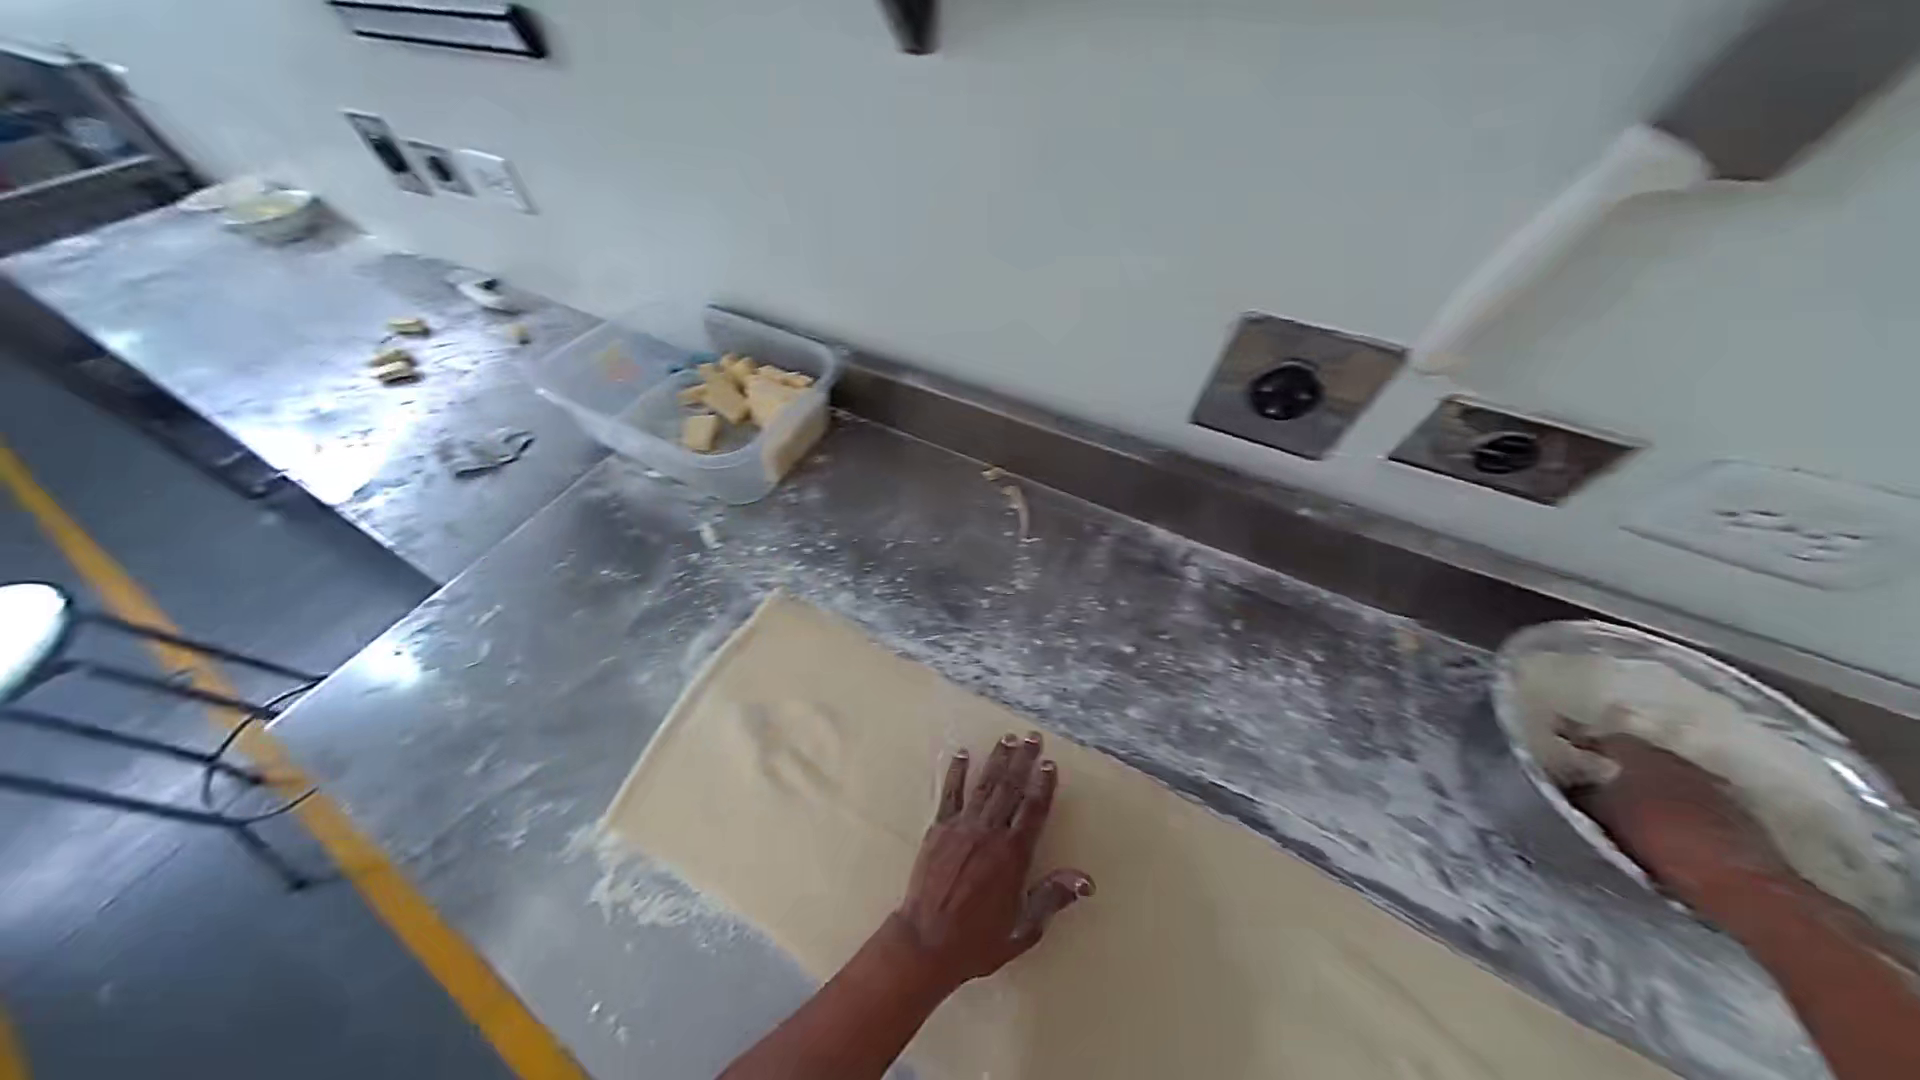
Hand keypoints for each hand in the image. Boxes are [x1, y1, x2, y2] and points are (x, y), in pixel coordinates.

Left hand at [888, 732, 1092, 993]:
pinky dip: (956, 772)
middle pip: (1010, 789)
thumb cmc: (977, 940)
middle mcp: (989, 834)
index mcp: (1012, 855)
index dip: (1043, 785)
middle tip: (1032, 736)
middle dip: (1023, 760)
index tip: (1049, 763)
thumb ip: (1051, 898)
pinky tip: (962, 753)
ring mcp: (961, 827)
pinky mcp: (938, 829)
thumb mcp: (1022, 928)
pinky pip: (950, 794)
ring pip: (984, 785)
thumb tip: (1086, 881)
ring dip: (997, 760)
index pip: (1033, 810)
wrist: (925, 943)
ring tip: (1007, 738)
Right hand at [1567, 733, 1796, 913]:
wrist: (1741, 884)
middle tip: (1598, 772)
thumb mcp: (1605, 814)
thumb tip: (1571, 784)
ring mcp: (1718, 793)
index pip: (1610, 739)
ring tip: (1630, 800)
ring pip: (1674, 781)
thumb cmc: (1660, 837)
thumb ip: (1583, 794)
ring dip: (1652, 787)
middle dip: (1622, 764)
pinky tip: (1664, 823)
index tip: (1566, 739)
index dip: (1585, 740)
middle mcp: (1685, 766)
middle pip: (1647, 758)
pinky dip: (1676, 808)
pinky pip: (1695, 804)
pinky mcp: (1740, 822)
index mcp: (1648, 757)